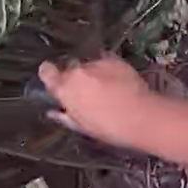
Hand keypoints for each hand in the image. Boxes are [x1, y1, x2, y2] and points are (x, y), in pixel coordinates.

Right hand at [39, 55, 171, 151]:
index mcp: (65, 88)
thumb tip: (54, 111)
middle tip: (88, 94)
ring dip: (93, 74)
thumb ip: (65, 116)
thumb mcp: (83, 127)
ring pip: (88, 66)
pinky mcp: (114, 59)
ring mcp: (96, 63)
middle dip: (76, 79)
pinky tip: (119, 83)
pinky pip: (105, 63)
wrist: (141, 116)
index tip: (56, 83)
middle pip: (70, 70)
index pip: (46, 71)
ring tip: (107, 89)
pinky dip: (108, 71)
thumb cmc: (108, 128)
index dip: (49, 75)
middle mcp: (77, 70)